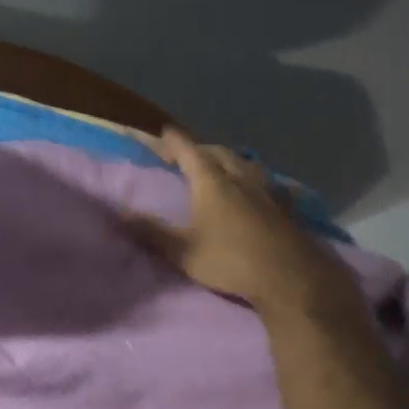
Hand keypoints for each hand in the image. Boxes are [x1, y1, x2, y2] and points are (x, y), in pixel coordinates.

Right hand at [124, 128, 361, 316]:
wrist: (290, 277)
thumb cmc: (230, 261)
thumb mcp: (181, 251)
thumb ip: (151, 231)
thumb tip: (119, 214)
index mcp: (212, 184)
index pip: (190, 153)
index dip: (176, 141)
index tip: (164, 131)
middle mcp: (241, 178)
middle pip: (219, 153)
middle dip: (200, 148)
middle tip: (185, 153)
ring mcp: (267, 190)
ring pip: (245, 162)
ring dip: (227, 158)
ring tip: (218, 164)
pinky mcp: (285, 205)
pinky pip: (265, 179)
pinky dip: (251, 175)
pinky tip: (254, 186)